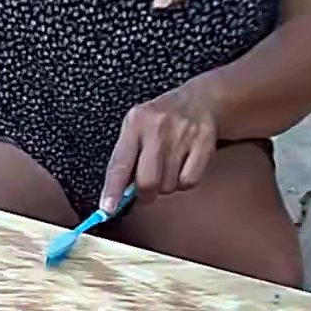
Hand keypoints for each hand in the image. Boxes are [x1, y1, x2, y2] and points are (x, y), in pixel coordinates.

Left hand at [98, 82, 219, 210]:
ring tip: (169, 165)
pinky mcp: (203, 144)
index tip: (107, 209)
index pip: (119, 163)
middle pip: (147, 182)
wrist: (199, 101)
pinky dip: (185, 181)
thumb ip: (126, 160)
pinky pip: (189, 182)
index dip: (113, 190)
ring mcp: (182, 134)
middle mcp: (157, 126)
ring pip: (168, 186)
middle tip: (148, 187)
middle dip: (146, 193)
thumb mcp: (137, 129)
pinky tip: (184, 165)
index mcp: (136, 123)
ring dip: (167, 185)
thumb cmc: (162, 121)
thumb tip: (116, 196)